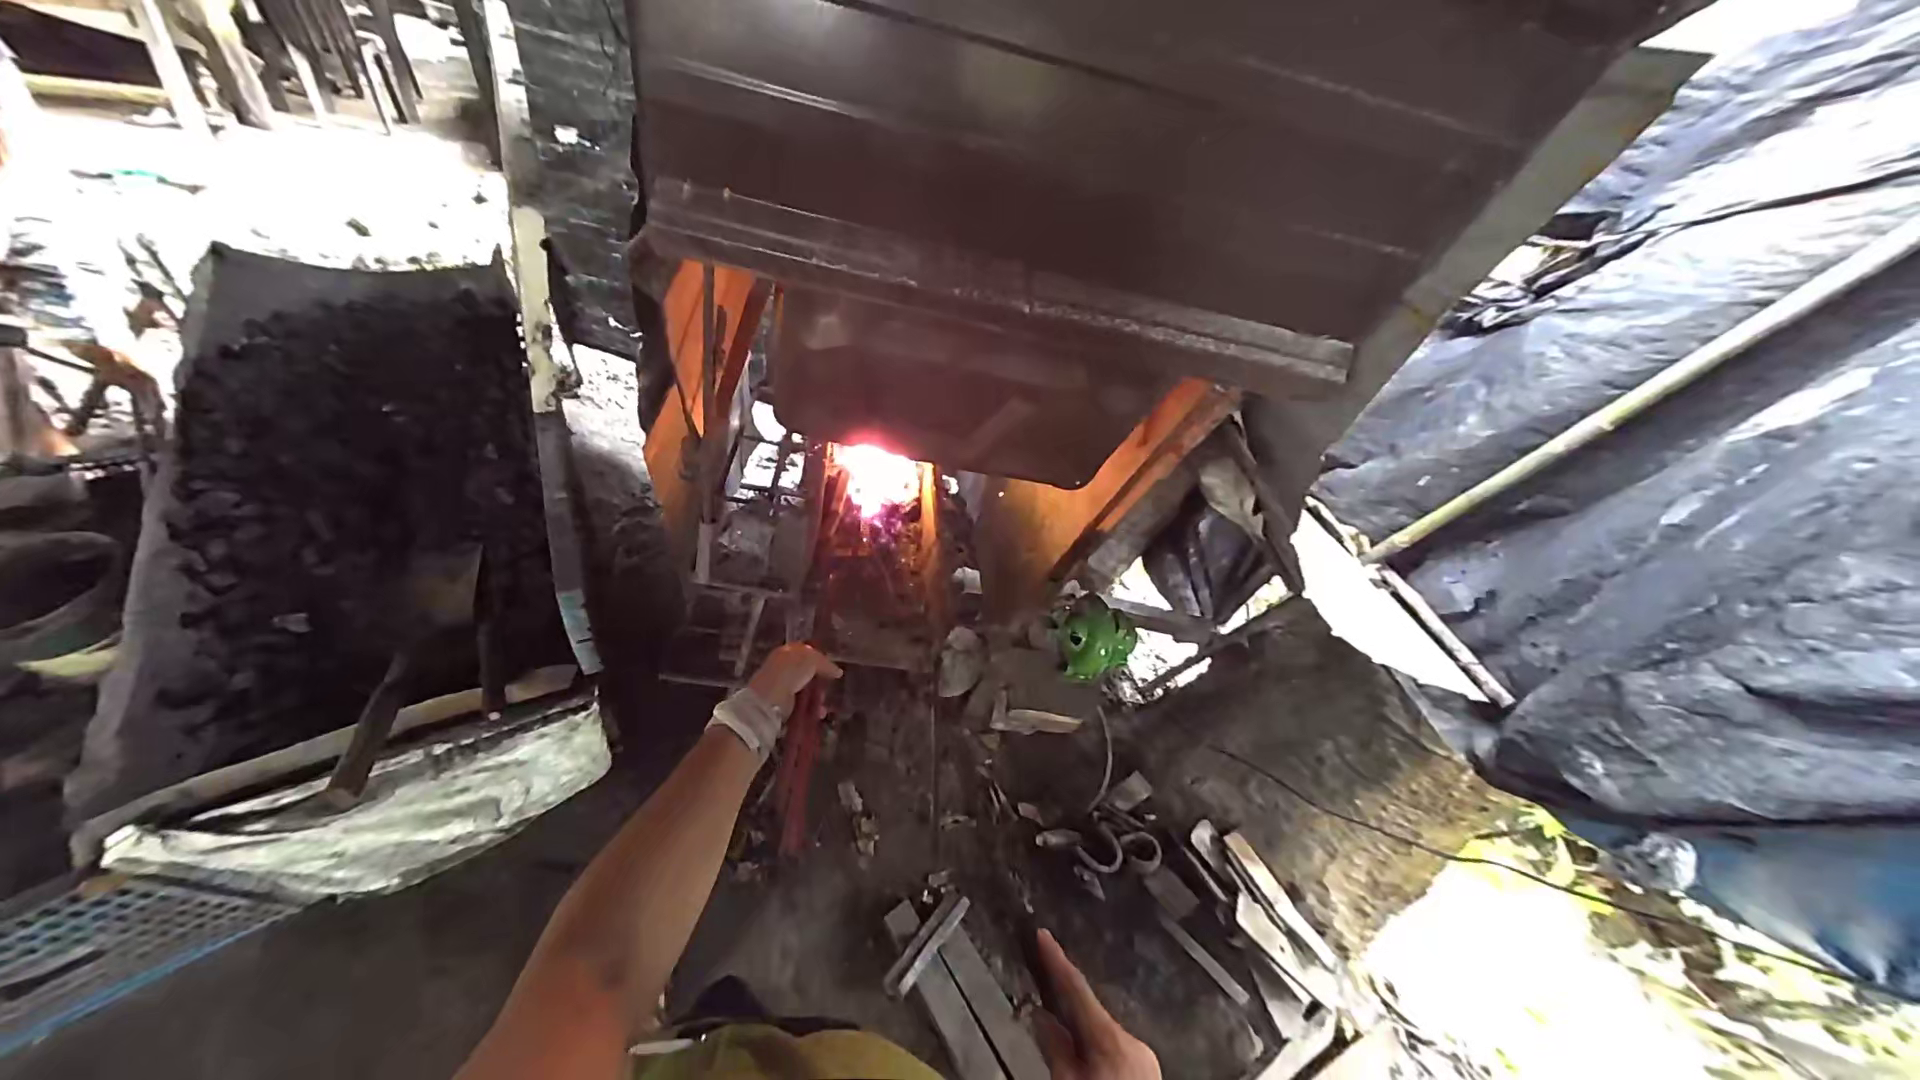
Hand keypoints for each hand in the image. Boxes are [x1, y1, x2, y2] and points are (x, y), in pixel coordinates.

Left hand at [746, 643, 842, 716]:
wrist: (770, 698)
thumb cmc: (790, 672)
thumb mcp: (811, 660)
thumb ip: (825, 664)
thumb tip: (838, 672)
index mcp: (786, 652)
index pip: (805, 652)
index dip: (818, 657)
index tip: (831, 665)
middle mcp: (783, 668)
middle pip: (806, 672)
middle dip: (820, 679)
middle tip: (829, 684)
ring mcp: (782, 687)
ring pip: (805, 690)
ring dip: (817, 696)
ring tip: (824, 702)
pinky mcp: (783, 705)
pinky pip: (802, 705)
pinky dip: (812, 709)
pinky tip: (819, 712)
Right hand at [1031, 929, 1160, 1079]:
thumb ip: (1054, 1050)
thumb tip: (1039, 1016)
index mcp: (1112, 1040)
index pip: (1078, 989)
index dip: (1057, 960)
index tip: (1042, 934)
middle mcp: (1133, 1042)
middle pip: (1092, 1010)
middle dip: (1066, 998)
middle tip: (1041, 975)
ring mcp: (1145, 1059)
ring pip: (1102, 1030)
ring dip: (1079, 1025)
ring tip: (1054, 1017)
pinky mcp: (1148, 1074)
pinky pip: (1114, 1048)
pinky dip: (1093, 1044)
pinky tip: (1079, 1049)